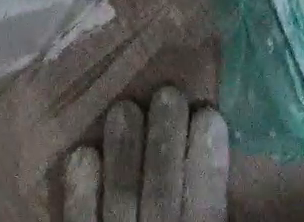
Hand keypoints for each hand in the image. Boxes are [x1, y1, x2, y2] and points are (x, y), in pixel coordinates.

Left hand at [63, 86, 227, 221]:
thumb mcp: (210, 220)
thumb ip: (213, 196)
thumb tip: (222, 130)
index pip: (207, 207)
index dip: (209, 164)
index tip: (209, 114)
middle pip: (162, 193)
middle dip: (165, 140)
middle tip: (168, 94)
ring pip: (121, 200)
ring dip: (123, 153)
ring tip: (124, 108)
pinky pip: (80, 221)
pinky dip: (80, 191)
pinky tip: (83, 153)